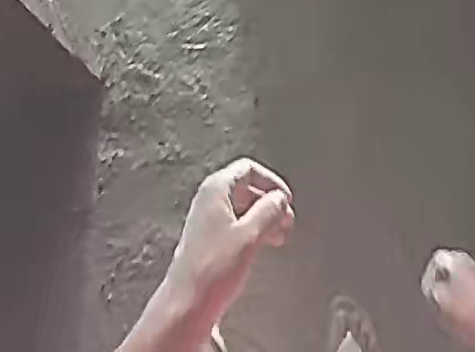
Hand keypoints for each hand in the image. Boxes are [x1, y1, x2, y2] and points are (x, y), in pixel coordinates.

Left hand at [164, 158, 294, 324]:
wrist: (187, 305)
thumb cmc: (213, 269)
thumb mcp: (249, 235)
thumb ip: (269, 211)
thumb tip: (280, 198)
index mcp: (215, 188)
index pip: (248, 169)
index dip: (271, 182)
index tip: (287, 200)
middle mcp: (209, 198)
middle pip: (246, 188)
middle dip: (270, 202)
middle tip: (287, 220)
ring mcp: (207, 219)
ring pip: (242, 208)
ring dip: (264, 218)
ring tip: (280, 235)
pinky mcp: (208, 240)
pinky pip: (236, 225)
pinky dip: (253, 231)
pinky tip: (263, 246)